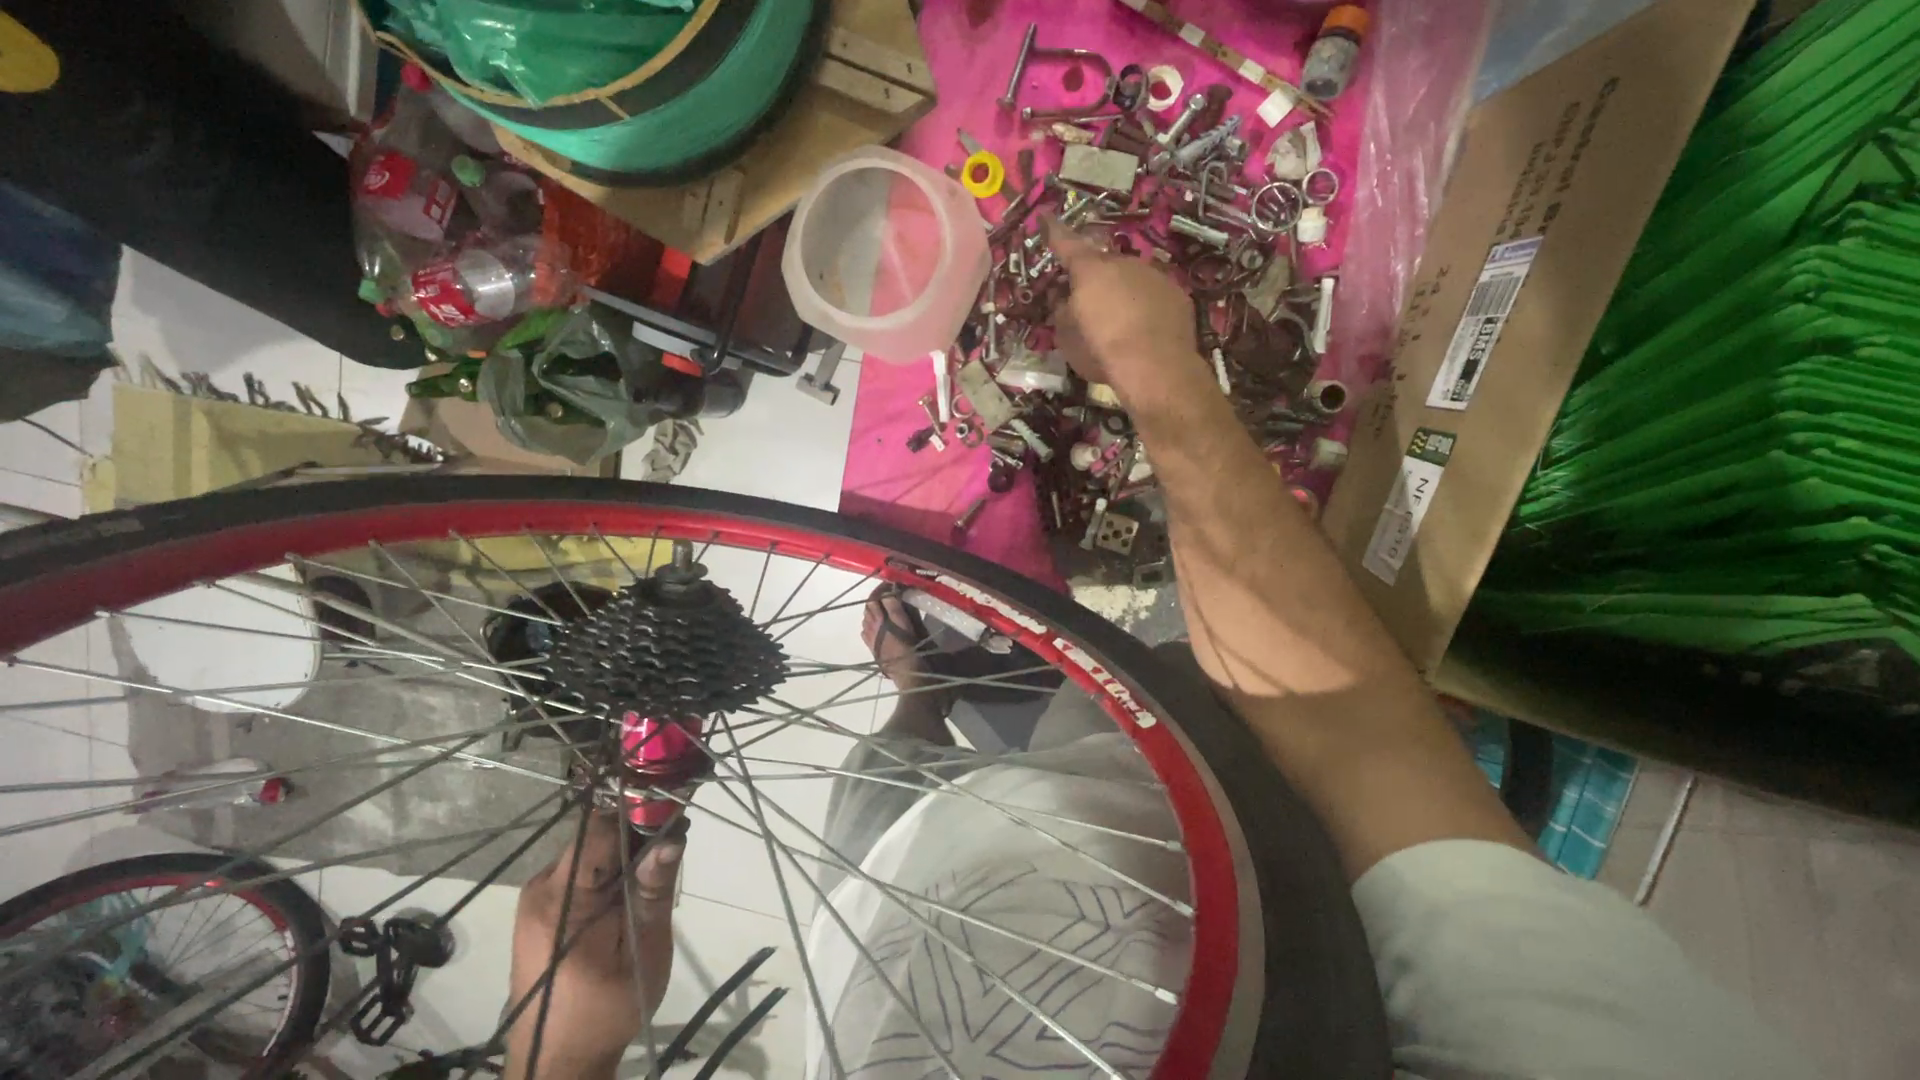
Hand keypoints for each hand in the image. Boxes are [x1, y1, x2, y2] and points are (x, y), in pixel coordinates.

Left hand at [503, 812, 682, 1079]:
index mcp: (560, 897)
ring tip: (653, 876)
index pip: (601, 826)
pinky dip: (608, 873)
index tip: (676, 813)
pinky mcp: (539, 910)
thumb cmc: (606, 1009)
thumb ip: (653, 889)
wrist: (558, 1062)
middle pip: (595, 835)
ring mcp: (536, 898)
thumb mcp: (642, 949)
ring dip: (623, 854)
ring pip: (589, 852)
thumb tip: (672, 834)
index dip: (640, 813)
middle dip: (636, 835)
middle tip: (673, 848)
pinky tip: (628, 895)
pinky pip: (580, 872)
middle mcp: (540, 887)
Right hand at [1045, 216, 1202, 393]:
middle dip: (1094, 277)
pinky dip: (1146, 305)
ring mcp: (1155, 275)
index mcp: (1090, 270)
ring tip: (1120, 320)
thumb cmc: (1101, 351)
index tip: (1046, 217)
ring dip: (1123, 291)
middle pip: (1103, 264)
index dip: (1054, 231)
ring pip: (1132, 277)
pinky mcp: (1178, 294)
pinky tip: (1145, 328)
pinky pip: (1154, 294)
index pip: (1066, 243)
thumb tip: (1064, 300)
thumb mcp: (1067, 338)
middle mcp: (1124, 262)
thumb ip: (1062, 312)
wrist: (1156, 368)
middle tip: (1089, 301)